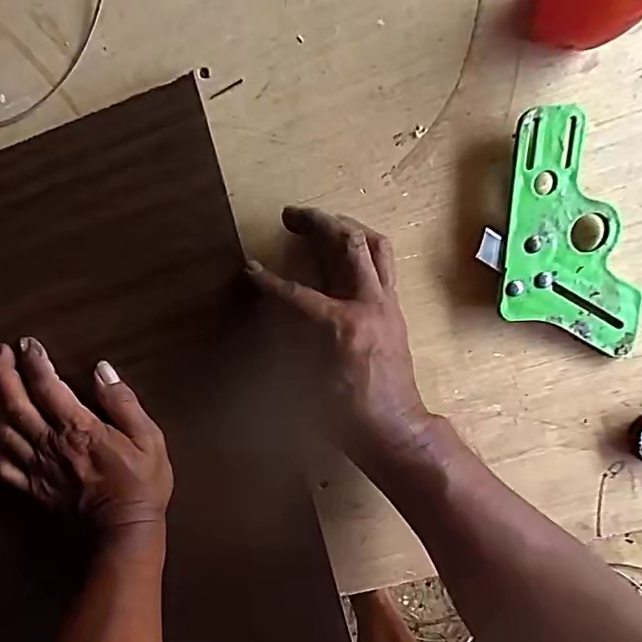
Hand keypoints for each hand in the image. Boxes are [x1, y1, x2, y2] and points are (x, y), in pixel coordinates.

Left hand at [0, 337, 172, 535]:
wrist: (122, 535)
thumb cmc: (139, 487)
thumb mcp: (147, 439)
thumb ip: (122, 401)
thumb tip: (102, 370)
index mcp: (77, 428)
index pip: (46, 385)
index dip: (34, 361)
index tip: (27, 343)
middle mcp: (49, 443)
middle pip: (14, 402)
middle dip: (2, 372)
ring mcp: (36, 466)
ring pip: (2, 428)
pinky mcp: (31, 487)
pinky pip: (2, 462)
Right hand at [244, 207, 435, 459]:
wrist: (392, 427)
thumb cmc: (342, 413)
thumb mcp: (302, 379)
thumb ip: (283, 340)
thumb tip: (266, 311)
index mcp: (342, 324)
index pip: (295, 292)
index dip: (267, 281)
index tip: (248, 268)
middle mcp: (369, 304)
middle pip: (347, 244)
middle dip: (317, 223)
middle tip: (291, 214)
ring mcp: (386, 303)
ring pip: (374, 246)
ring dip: (346, 227)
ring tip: (321, 223)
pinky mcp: (393, 309)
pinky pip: (381, 264)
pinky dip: (362, 248)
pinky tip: (345, 252)